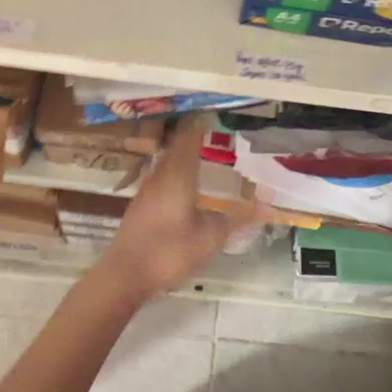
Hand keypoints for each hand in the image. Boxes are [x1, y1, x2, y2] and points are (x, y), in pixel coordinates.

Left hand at [101, 116, 257, 295]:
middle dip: (196, 139)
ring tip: (205, 158)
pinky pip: (161, 177)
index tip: (219, 117)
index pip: (190, 136)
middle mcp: (161, 173)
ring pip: (167, 161)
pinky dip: (175, 173)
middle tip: (219, 137)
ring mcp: (147, 188)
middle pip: (177, 146)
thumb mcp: (210, 238)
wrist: (124, 274)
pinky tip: (185, 188)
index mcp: (179, 173)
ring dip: (184, 156)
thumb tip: (267, 205)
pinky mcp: (140, 204)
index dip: (203, 124)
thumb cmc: (169, 251)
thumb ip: (237, 219)